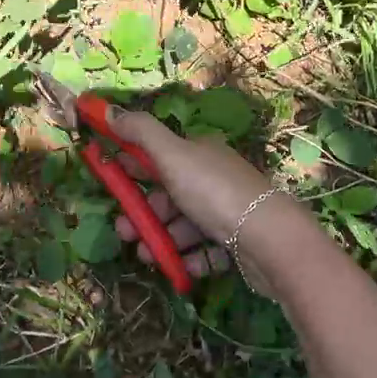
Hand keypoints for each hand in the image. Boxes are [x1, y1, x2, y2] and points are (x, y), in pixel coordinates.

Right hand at [107, 109, 292, 285]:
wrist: (268, 238)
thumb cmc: (213, 190)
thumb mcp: (171, 154)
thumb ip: (140, 132)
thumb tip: (108, 110)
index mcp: (199, 151)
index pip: (159, 155)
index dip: (133, 168)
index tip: (110, 184)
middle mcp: (214, 176)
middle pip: (169, 193)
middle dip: (143, 212)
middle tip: (124, 232)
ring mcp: (229, 209)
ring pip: (186, 224)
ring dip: (162, 239)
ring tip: (147, 256)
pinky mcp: (239, 242)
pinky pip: (207, 249)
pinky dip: (191, 257)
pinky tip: (181, 268)